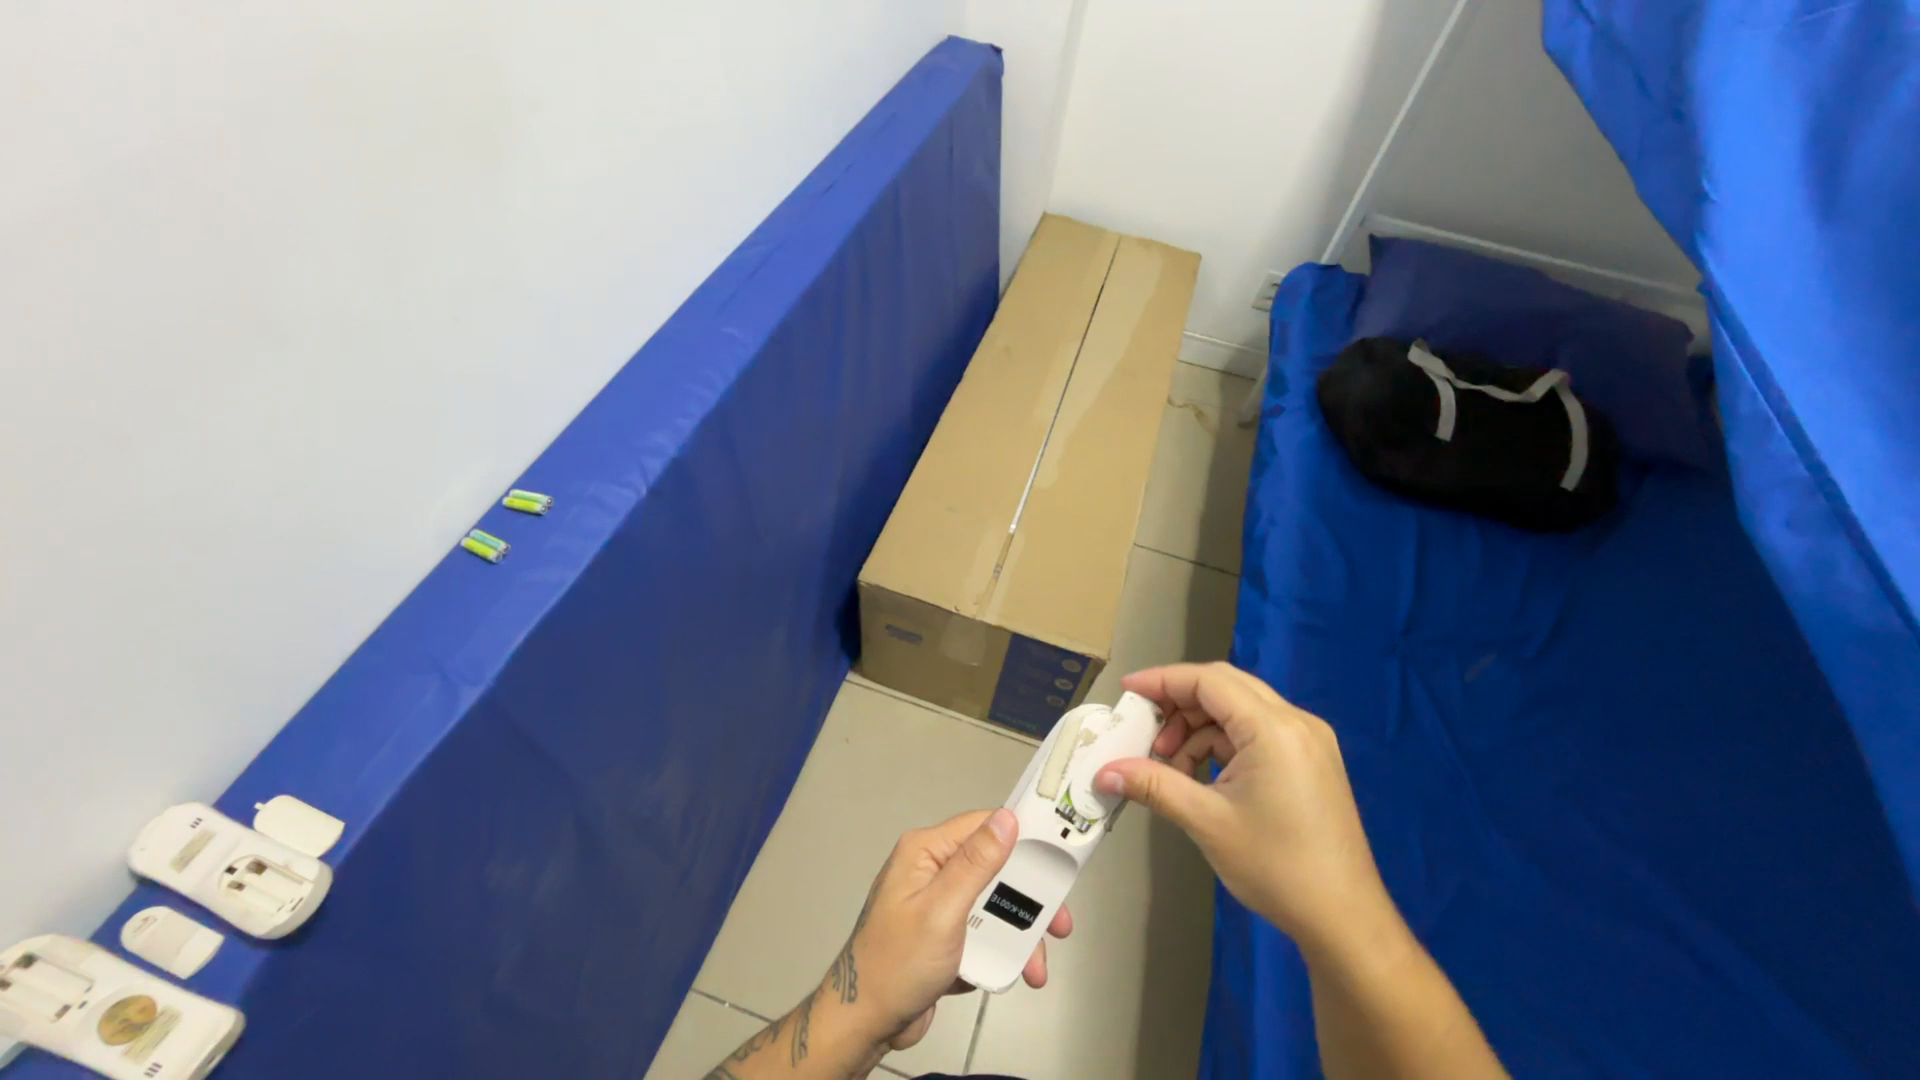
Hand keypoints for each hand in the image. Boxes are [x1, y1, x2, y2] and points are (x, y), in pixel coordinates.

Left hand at [835, 809, 1072, 1051]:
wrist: (865, 1023)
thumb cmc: (899, 962)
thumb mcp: (942, 910)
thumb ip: (976, 863)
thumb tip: (1007, 817)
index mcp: (926, 852)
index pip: (983, 826)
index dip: (1022, 837)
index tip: (1059, 856)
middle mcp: (932, 869)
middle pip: (994, 869)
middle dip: (1028, 900)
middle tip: (1059, 926)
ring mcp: (937, 903)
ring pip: (992, 905)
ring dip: (1018, 933)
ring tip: (1037, 965)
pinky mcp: (943, 933)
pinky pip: (981, 931)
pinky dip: (1000, 950)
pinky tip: (1014, 972)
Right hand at [1093, 663, 1392, 957]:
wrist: (1344, 919)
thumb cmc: (1276, 867)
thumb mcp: (1207, 821)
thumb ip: (1153, 786)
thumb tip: (1103, 773)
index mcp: (1273, 728)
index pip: (1208, 681)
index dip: (1162, 681)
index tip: (1126, 691)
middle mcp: (1296, 722)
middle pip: (1225, 686)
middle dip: (1179, 703)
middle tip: (1144, 731)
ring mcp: (1308, 740)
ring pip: (1239, 709)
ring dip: (1198, 728)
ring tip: (1170, 766)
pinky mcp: (1310, 760)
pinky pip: (1256, 732)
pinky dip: (1222, 744)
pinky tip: (1201, 777)